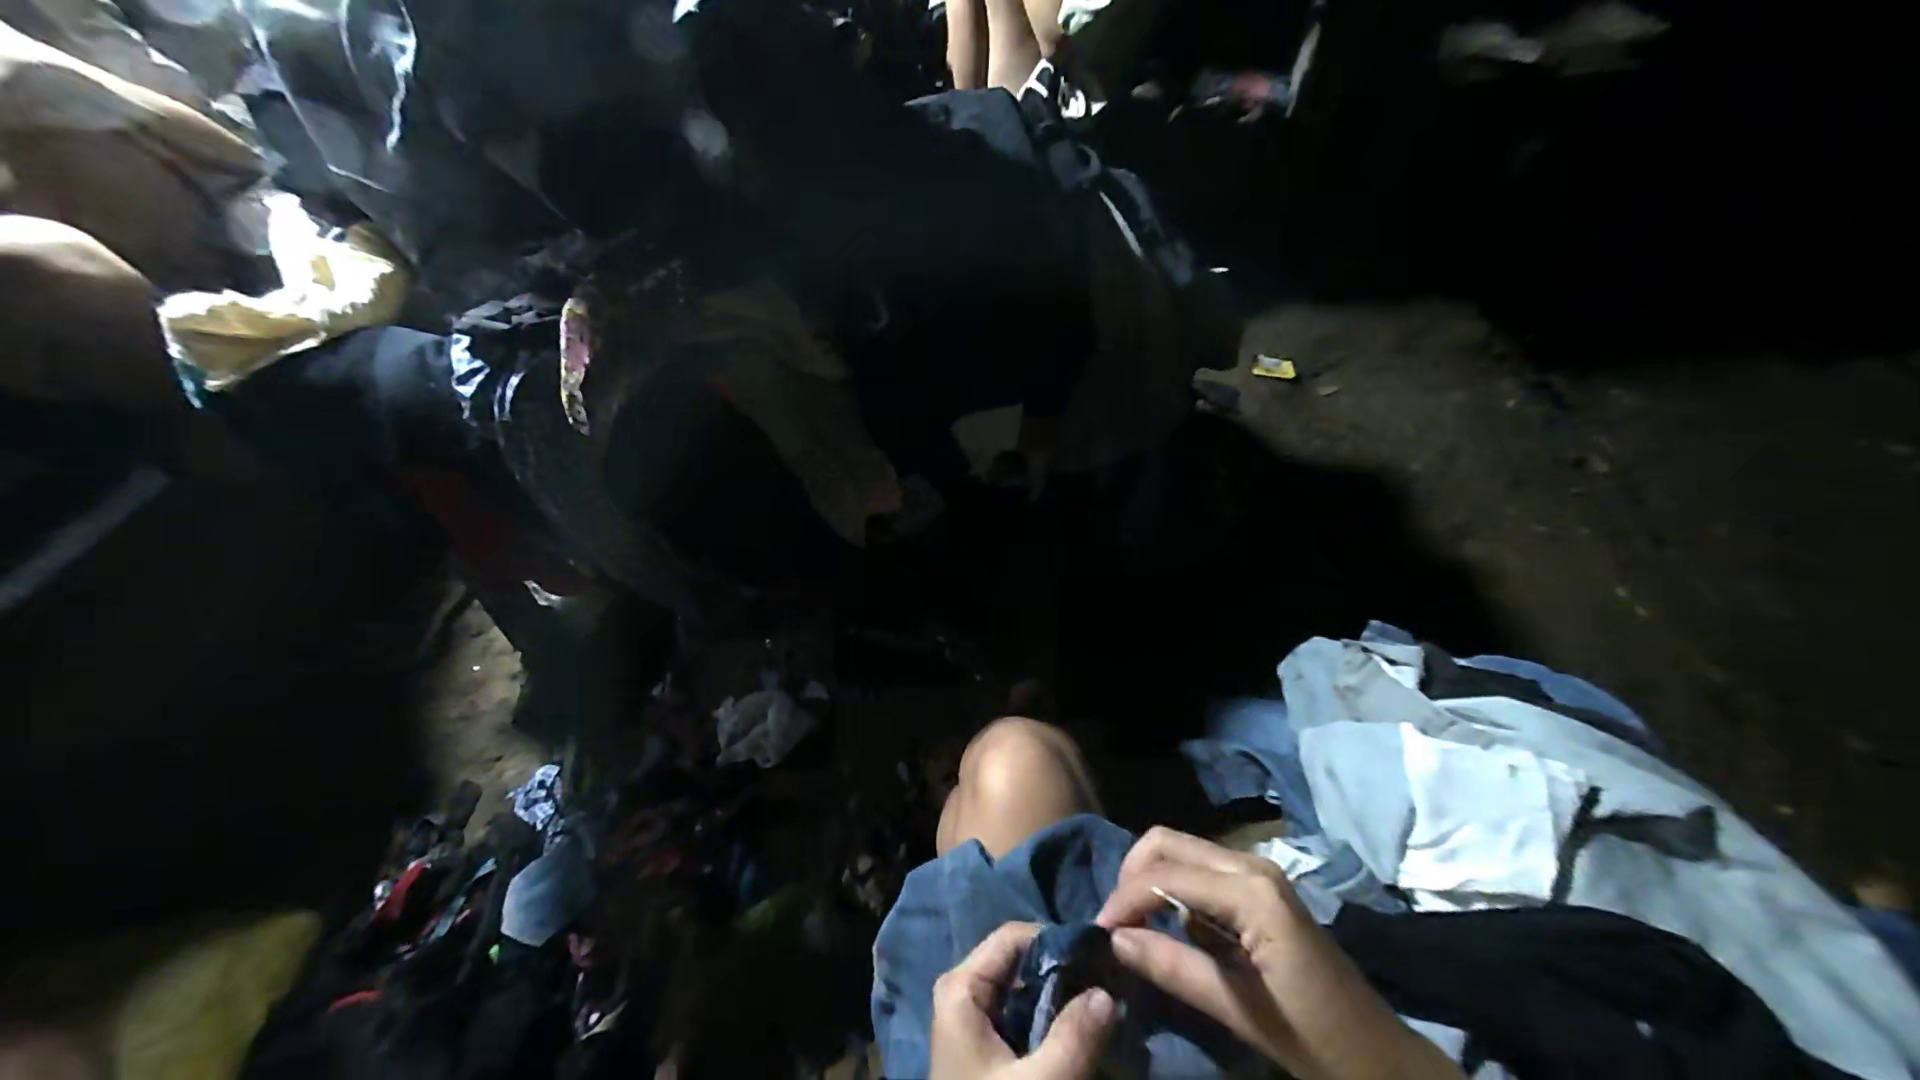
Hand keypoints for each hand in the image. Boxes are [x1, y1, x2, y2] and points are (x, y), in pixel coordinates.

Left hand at [929, 922, 1117, 1079]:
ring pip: (1024, 987)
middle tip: (1109, 981)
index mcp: (962, 986)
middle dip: (1064, 970)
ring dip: (1062, 996)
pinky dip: (1051, 1019)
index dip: (1056, 940)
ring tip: (1103, 1003)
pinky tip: (1081, 1029)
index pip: (1013, 936)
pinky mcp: (985, 1042)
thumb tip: (1109, 993)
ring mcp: (973, 1015)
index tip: (1100, 955)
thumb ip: (1074, 1037)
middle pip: (1020, 960)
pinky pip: (1021, 1013)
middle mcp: (964, 990)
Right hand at [1096, 828, 1463, 1079]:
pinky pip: (1200, 868)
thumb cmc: (1316, 1040)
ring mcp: (1257, 871)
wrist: (1385, 1058)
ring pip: (1181, 850)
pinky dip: (1173, 886)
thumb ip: (1173, 968)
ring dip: (1149, 878)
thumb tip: (1114, 939)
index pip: (1165, 875)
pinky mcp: (1260, 886)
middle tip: (1114, 923)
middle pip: (1167, 842)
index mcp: (1251, 893)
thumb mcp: (1239, 1011)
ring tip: (1133, 924)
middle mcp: (1251, 866)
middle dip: (1131, 876)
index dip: (1124, 900)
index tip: (1098, 933)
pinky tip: (1169, 924)